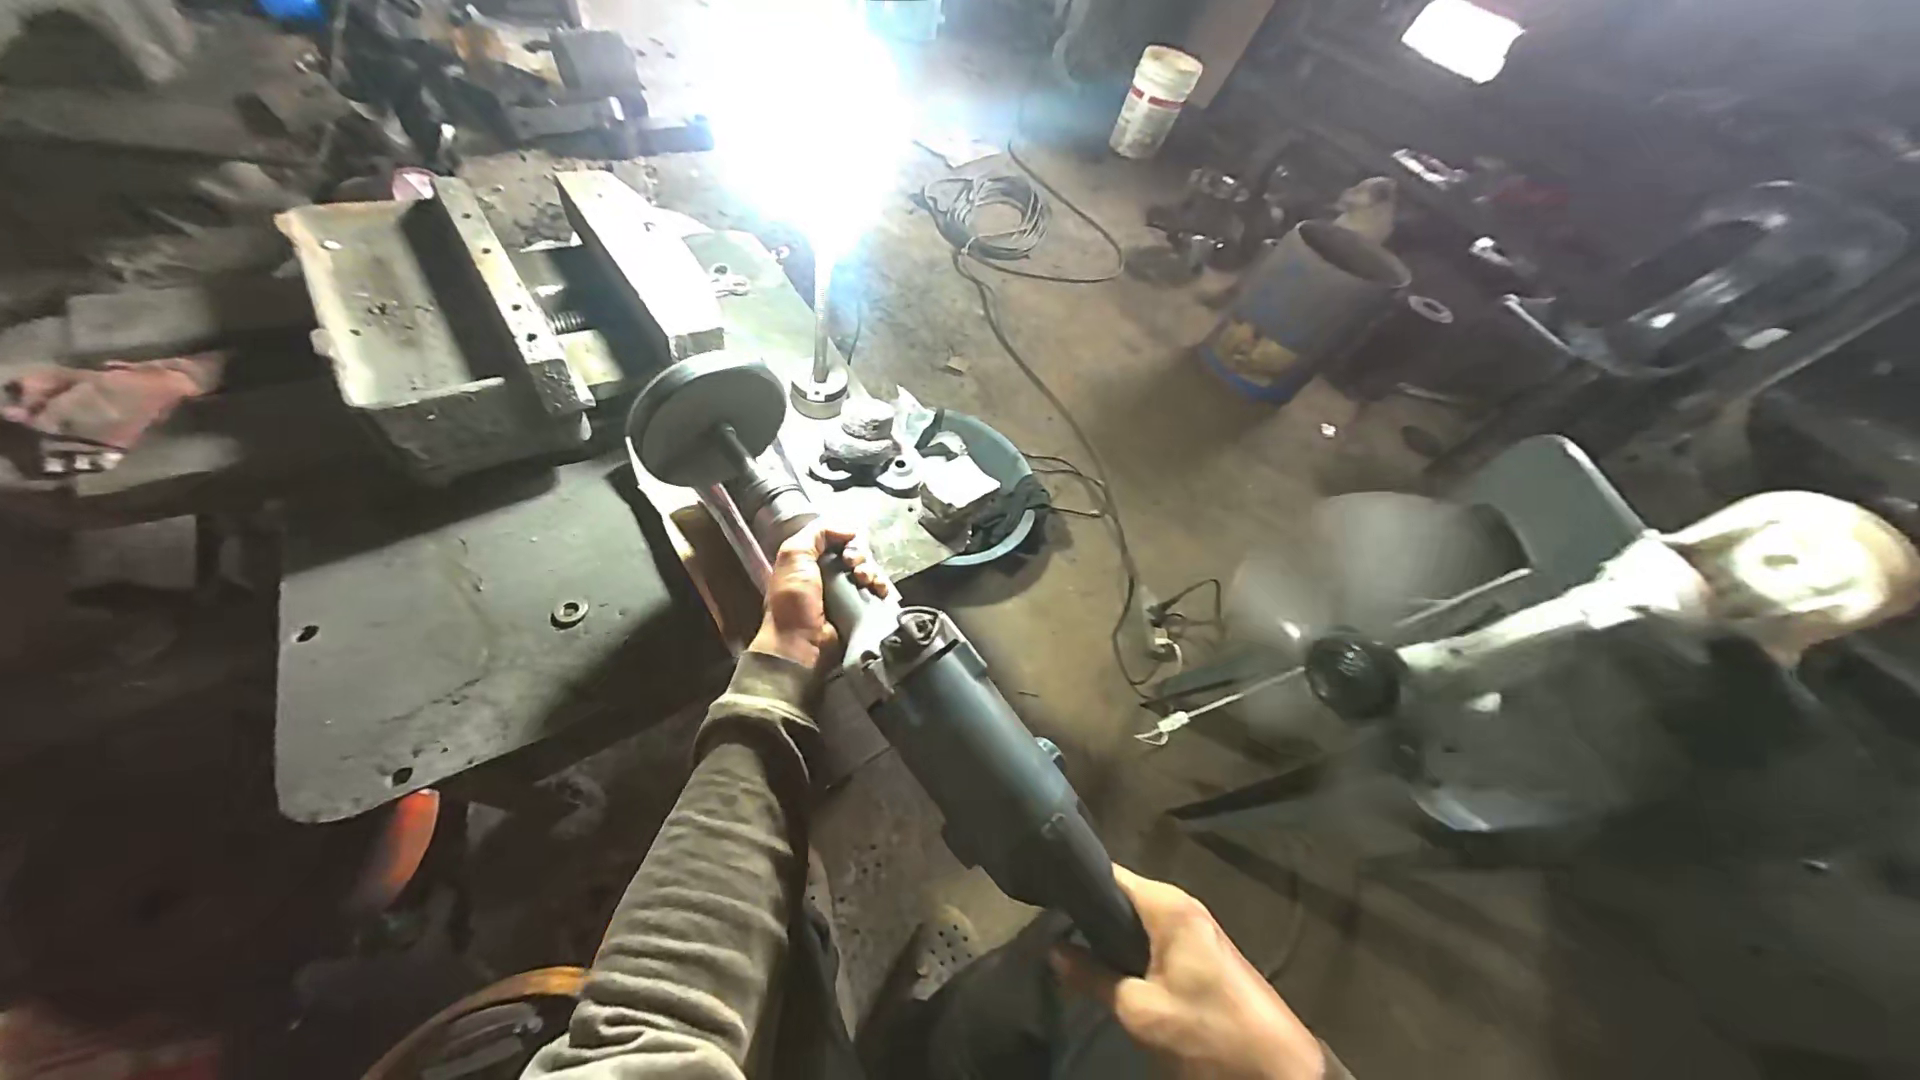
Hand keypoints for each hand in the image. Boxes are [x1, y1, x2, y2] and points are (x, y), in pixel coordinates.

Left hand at [749, 520, 887, 671]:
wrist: (801, 643)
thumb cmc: (793, 600)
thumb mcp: (794, 555)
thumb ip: (816, 534)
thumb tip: (850, 529)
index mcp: (810, 561)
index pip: (836, 540)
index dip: (846, 540)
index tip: (846, 548)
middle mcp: (828, 574)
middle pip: (856, 554)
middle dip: (860, 556)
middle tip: (854, 567)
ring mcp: (845, 593)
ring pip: (868, 571)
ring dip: (871, 571)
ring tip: (865, 581)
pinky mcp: (858, 609)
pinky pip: (877, 591)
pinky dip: (881, 586)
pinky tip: (879, 590)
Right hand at [1051, 865, 1324, 1079]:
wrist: (1281, 1071)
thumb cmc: (1208, 1031)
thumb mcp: (1141, 1010)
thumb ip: (1092, 977)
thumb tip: (1053, 953)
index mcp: (1167, 903)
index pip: (1109, 874)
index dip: (1077, 885)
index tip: (1047, 901)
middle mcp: (1181, 902)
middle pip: (1122, 894)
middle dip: (1092, 914)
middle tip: (1057, 931)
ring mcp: (1195, 925)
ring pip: (1138, 917)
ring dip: (1112, 934)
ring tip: (1075, 948)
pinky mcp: (1202, 948)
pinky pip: (1155, 934)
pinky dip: (1132, 946)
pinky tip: (1112, 965)